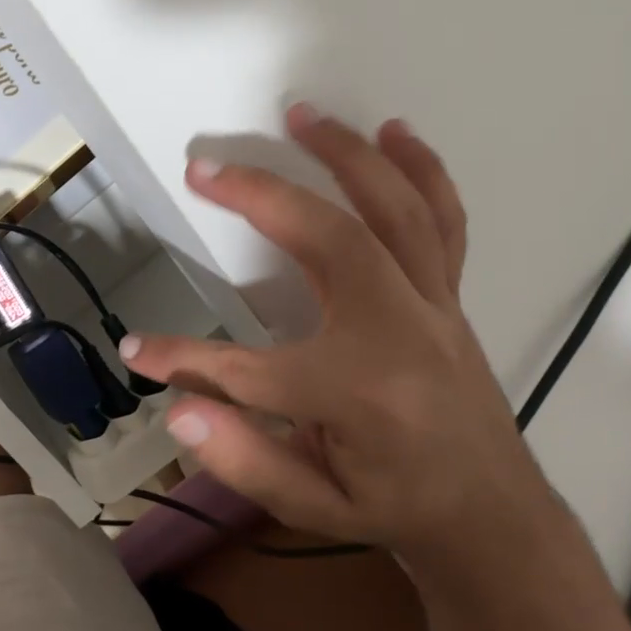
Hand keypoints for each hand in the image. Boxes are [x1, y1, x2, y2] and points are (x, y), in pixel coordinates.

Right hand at [120, 104, 556, 563]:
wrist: (492, 516)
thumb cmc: (393, 506)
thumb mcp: (311, 506)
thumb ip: (243, 459)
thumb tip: (177, 410)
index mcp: (358, 393)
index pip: (247, 368)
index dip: (183, 358)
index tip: (137, 348)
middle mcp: (400, 335)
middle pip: (331, 241)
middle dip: (261, 196)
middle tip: (203, 166)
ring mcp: (431, 307)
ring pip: (395, 212)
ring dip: (346, 156)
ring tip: (302, 114)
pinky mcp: (446, 297)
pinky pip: (442, 223)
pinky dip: (421, 172)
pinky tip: (395, 134)